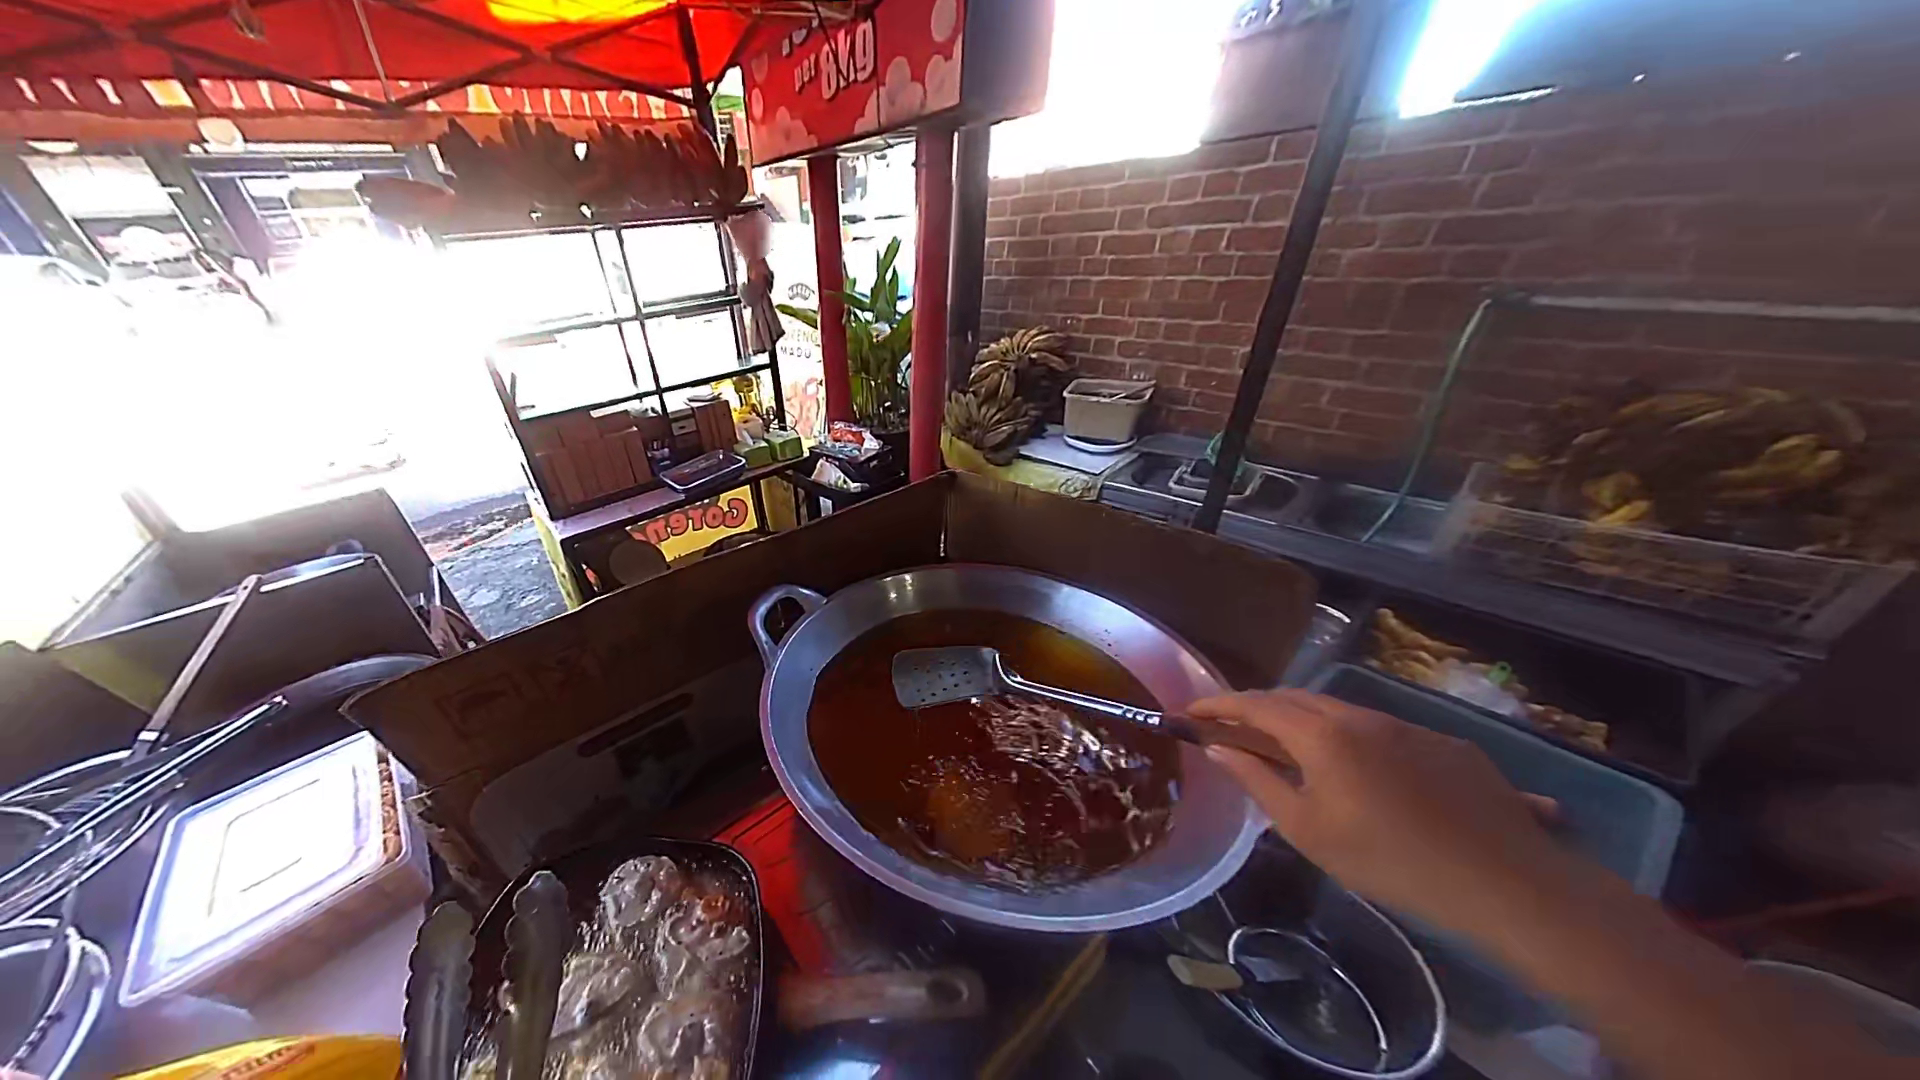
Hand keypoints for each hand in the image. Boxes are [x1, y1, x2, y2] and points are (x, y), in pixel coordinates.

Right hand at [1190, 689, 1581, 934]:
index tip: (1190, 710)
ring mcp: (1405, 726)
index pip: (1254, 705)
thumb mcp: (1307, 829)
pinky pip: (1380, 730)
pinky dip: (1351, 739)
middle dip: (1257, 707)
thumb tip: (1217, 750)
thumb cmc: (1389, 860)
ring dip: (1303, 721)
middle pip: (1294, 698)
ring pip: (1338, 710)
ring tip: (1289, 748)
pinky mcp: (1443, 744)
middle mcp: (1359, 716)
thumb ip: (1256, 781)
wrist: (1506, 883)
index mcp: (1321, 735)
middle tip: (1233, 728)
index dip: (1218, 704)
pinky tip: (1363, 773)